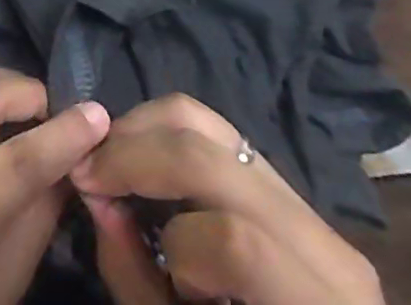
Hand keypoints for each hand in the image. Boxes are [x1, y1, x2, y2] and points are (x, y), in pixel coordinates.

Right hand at [72, 95, 383, 304]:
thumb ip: (134, 274)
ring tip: (111, 155)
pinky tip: (144, 161)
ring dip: (147, 129)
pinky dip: (168, 136)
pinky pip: (218, 137)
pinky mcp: (285, 190)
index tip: (96, 202)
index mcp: (312, 301)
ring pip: (212, 123)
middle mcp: (322, 240)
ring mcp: (306, 207)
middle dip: (135, 150)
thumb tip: (99, 198)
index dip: (160, 224)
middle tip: (88, 166)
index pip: (231, 237)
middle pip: (212, 153)